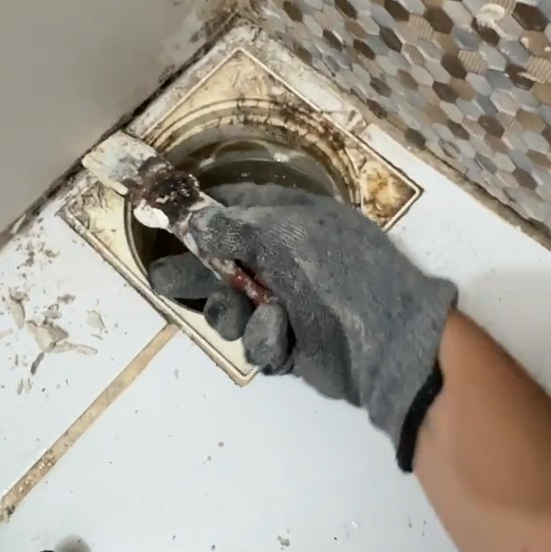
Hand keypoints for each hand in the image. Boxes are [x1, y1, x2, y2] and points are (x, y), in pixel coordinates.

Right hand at [147, 183, 456, 469]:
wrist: (387, 342)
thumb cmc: (339, 274)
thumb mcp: (287, 238)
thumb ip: (235, 230)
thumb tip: (195, 221)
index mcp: (290, 221)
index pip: (238, 208)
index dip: (204, 215)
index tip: (171, 223)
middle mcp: (285, 259)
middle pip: (224, 264)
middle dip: (197, 275)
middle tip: (163, 282)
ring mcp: (287, 302)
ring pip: (232, 310)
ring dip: (232, 313)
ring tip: (243, 313)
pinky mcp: (289, 343)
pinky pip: (256, 341)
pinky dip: (265, 339)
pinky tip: (283, 336)